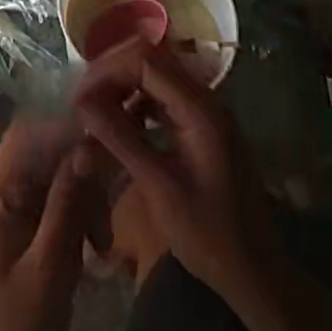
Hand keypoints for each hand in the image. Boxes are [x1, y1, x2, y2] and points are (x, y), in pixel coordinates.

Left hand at [0, 118, 94, 330]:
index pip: (27, 132)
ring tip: (104, 240)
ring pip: (63, 180)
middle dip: (85, 171)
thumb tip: (87, 145)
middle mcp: (6, 194)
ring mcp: (20, 215)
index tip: (106, 130)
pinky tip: (98, 248)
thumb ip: (66, 201)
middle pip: (50, 154)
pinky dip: (85, 220)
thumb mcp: (47, 265)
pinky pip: (65, 207)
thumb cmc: (15, 327)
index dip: (64, 123)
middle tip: (111, 198)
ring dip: (89, 200)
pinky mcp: (35, 235)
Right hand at [74, 42, 277, 326]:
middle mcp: (206, 98)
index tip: (78, 99)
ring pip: (158, 78)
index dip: (108, 73)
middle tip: (82, 104)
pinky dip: (140, 105)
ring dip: (125, 89)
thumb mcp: (159, 187)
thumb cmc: (207, 233)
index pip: (147, 62)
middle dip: (114, 76)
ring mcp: (207, 111)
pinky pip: (166, 99)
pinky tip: (119, 127)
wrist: (253, 268)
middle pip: (153, 62)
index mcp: (200, 108)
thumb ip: (121, 139)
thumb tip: (82, 104)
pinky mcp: (203, 125)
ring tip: (94, 115)